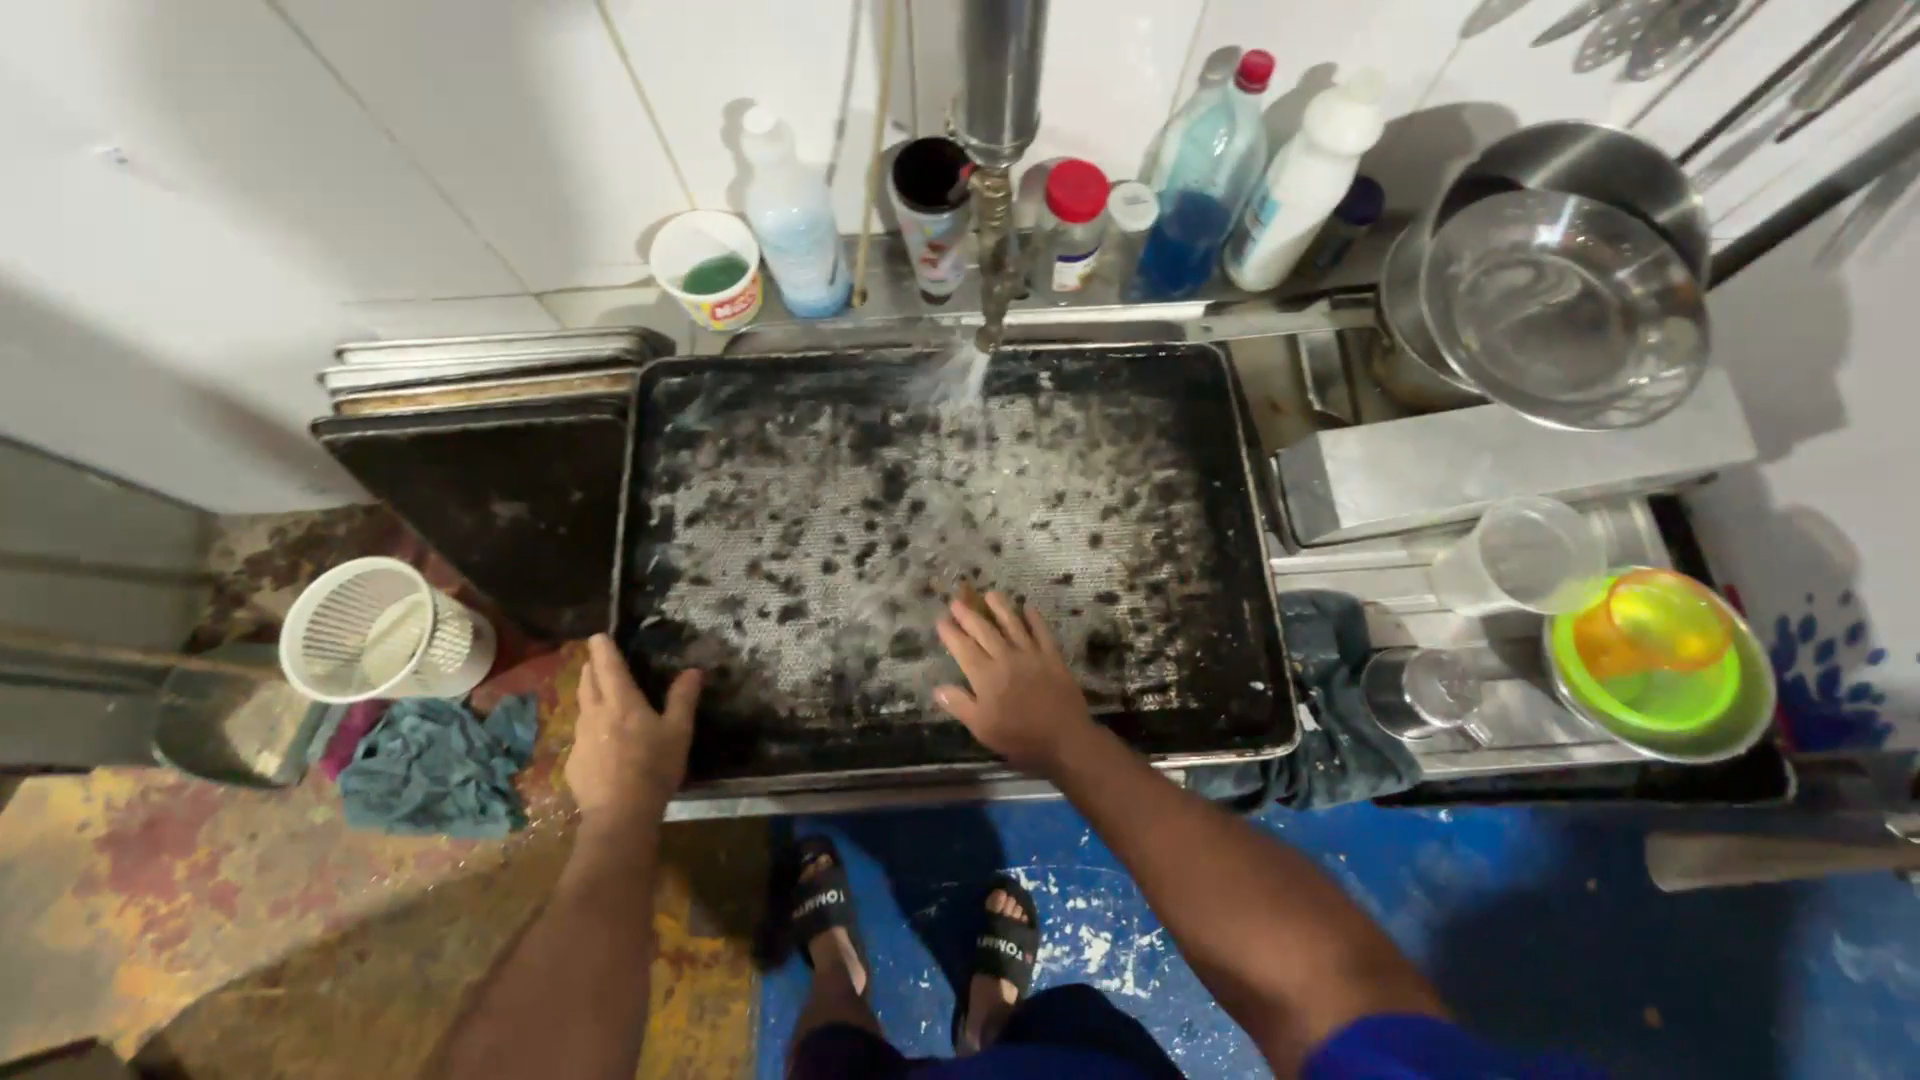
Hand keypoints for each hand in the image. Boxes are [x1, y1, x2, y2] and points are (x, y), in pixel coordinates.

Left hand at [566, 634, 700, 823]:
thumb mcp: (678, 732)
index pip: (607, 665)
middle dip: (591, 668)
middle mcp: (594, 714)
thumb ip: (683, 698)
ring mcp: (579, 739)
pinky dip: (590, 730)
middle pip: (587, 682)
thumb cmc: (654, 767)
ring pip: (582, 708)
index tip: (597, 635)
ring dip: (589, 697)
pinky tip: (603, 745)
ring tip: (600, 699)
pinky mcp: (573, 762)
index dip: (602, 647)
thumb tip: (694, 670)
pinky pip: (581, 737)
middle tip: (599, 662)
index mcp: (621, 702)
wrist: (620, 814)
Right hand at [933, 591, 1096, 774]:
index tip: (941, 621)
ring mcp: (1031, 655)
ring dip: (1000, 608)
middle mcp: (1006, 658)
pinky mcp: (1053, 657)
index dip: (951, 633)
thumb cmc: (1019, 737)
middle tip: (957, 601)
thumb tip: (938, 688)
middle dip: (969, 615)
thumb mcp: (982, 728)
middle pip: (984, 631)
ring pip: (1013, 625)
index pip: (963, 649)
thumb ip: (960, 705)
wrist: (1065, 738)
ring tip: (990, 594)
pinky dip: (1035, 619)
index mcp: (986, 676)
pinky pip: (1042, 632)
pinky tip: (1029, 608)